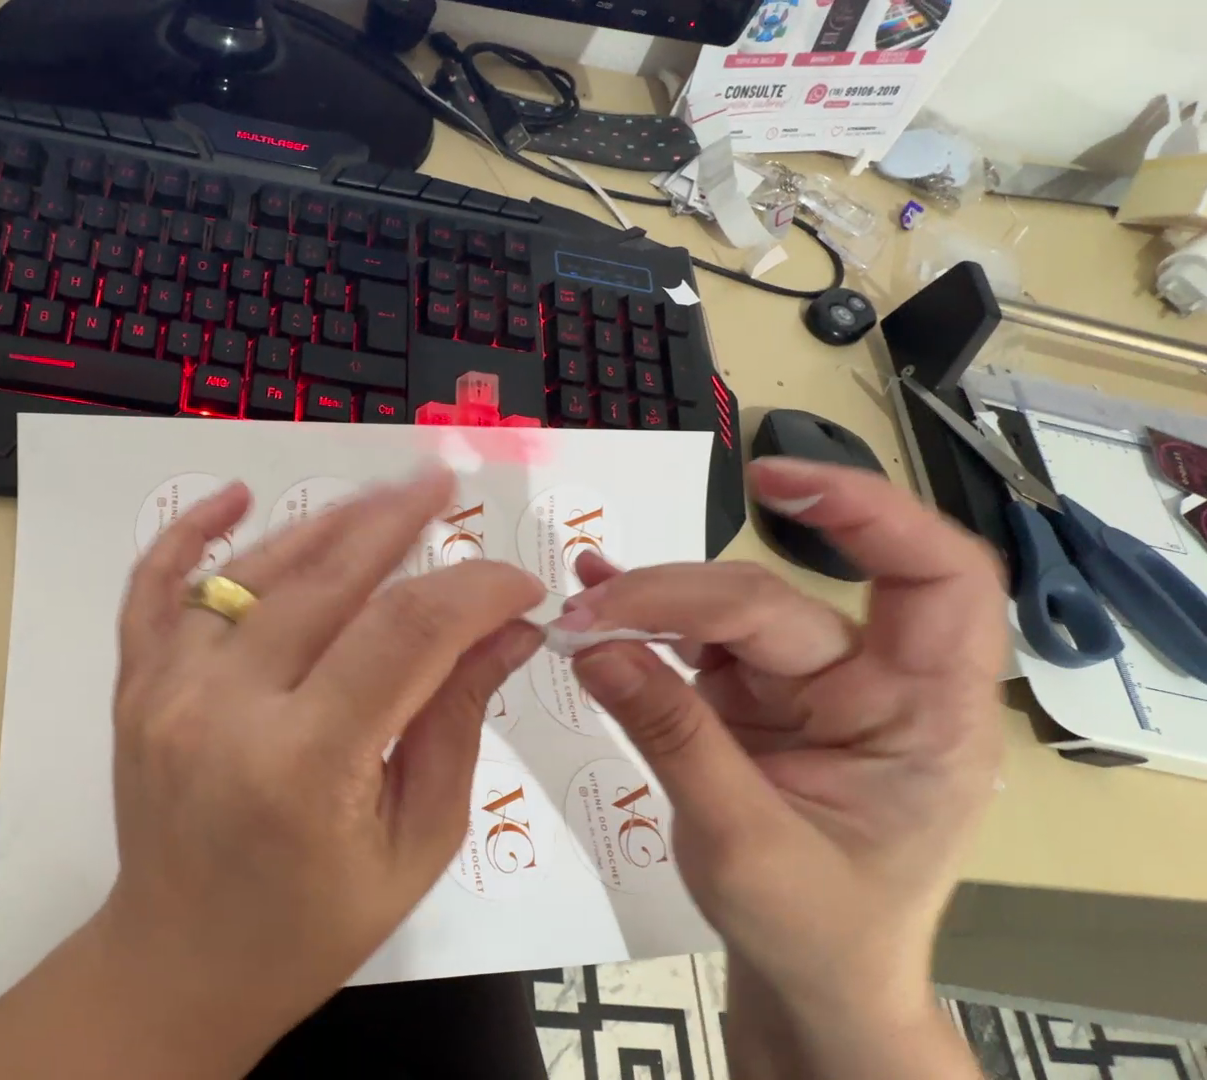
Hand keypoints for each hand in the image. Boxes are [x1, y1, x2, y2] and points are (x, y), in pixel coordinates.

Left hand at [100, 465, 544, 1065]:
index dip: (472, 590)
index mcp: (306, 765)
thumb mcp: (414, 838)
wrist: (182, 958)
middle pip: (328, 580)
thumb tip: (507, 626)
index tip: (518, 585)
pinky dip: (190, 534)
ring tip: (384, 496)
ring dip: (324, 523)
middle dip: (401, 523)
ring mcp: (166, 688)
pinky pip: (153, 587)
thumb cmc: (312, 922)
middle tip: (449, 487)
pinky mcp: (135, 684)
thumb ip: (455, 718)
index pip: (406, 632)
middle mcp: (225, 709)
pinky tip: (235, 496)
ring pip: (254, 571)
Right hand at [562, 458, 1006, 1019]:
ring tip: (576, 618)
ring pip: (722, 612)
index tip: (774, 482)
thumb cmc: (812, 925)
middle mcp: (867, 685)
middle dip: (671, 598)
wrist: (808, 972)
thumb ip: (673, 737)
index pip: (933, 583)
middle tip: (583, 620)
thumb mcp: (743, 842)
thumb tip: (595, 647)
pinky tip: (594, 592)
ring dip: (646, 605)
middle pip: (770, 603)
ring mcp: (803, 686)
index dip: (870, 515)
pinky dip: (644, 616)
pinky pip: (693, 638)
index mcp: (918, 717)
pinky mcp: (750, 694)